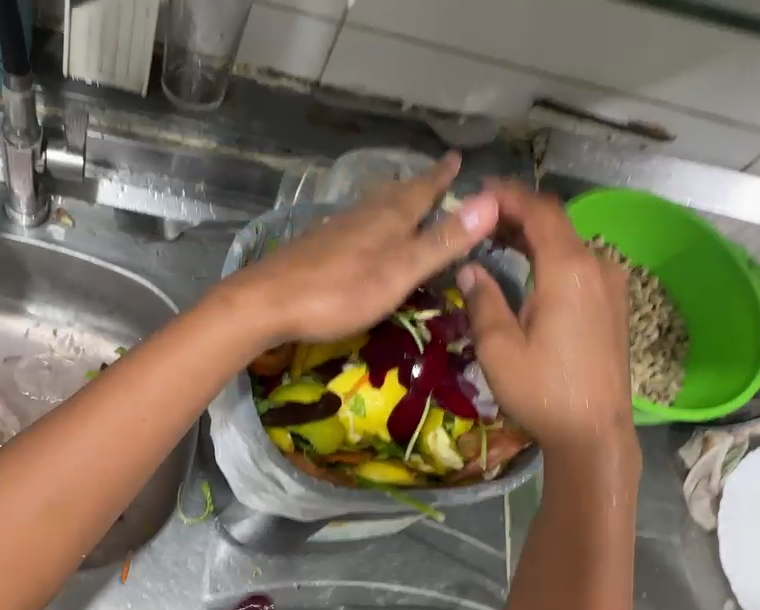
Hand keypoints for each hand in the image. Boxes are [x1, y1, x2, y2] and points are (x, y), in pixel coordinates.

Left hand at [219, 154, 499, 345]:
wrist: (267, 303)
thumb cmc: (339, 292)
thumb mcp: (400, 271)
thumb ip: (442, 241)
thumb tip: (492, 201)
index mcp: (389, 218)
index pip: (424, 189)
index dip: (442, 176)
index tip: (458, 158)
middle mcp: (363, 216)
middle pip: (396, 195)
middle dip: (418, 186)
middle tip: (433, 176)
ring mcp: (335, 232)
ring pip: (371, 209)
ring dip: (390, 203)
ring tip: (401, 202)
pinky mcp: (314, 250)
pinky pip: (351, 228)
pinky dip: (366, 224)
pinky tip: (358, 236)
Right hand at [458, 180, 634, 459]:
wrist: (594, 431)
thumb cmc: (542, 391)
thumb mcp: (498, 349)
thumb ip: (484, 302)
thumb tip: (470, 269)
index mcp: (568, 270)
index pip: (540, 212)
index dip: (509, 196)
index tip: (479, 192)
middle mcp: (597, 266)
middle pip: (556, 225)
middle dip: (517, 217)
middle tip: (478, 222)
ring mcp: (611, 285)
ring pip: (569, 246)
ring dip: (534, 240)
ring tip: (497, 246)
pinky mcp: (615, 305)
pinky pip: (580, 267)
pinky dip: (550, 260)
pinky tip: (528, 276)